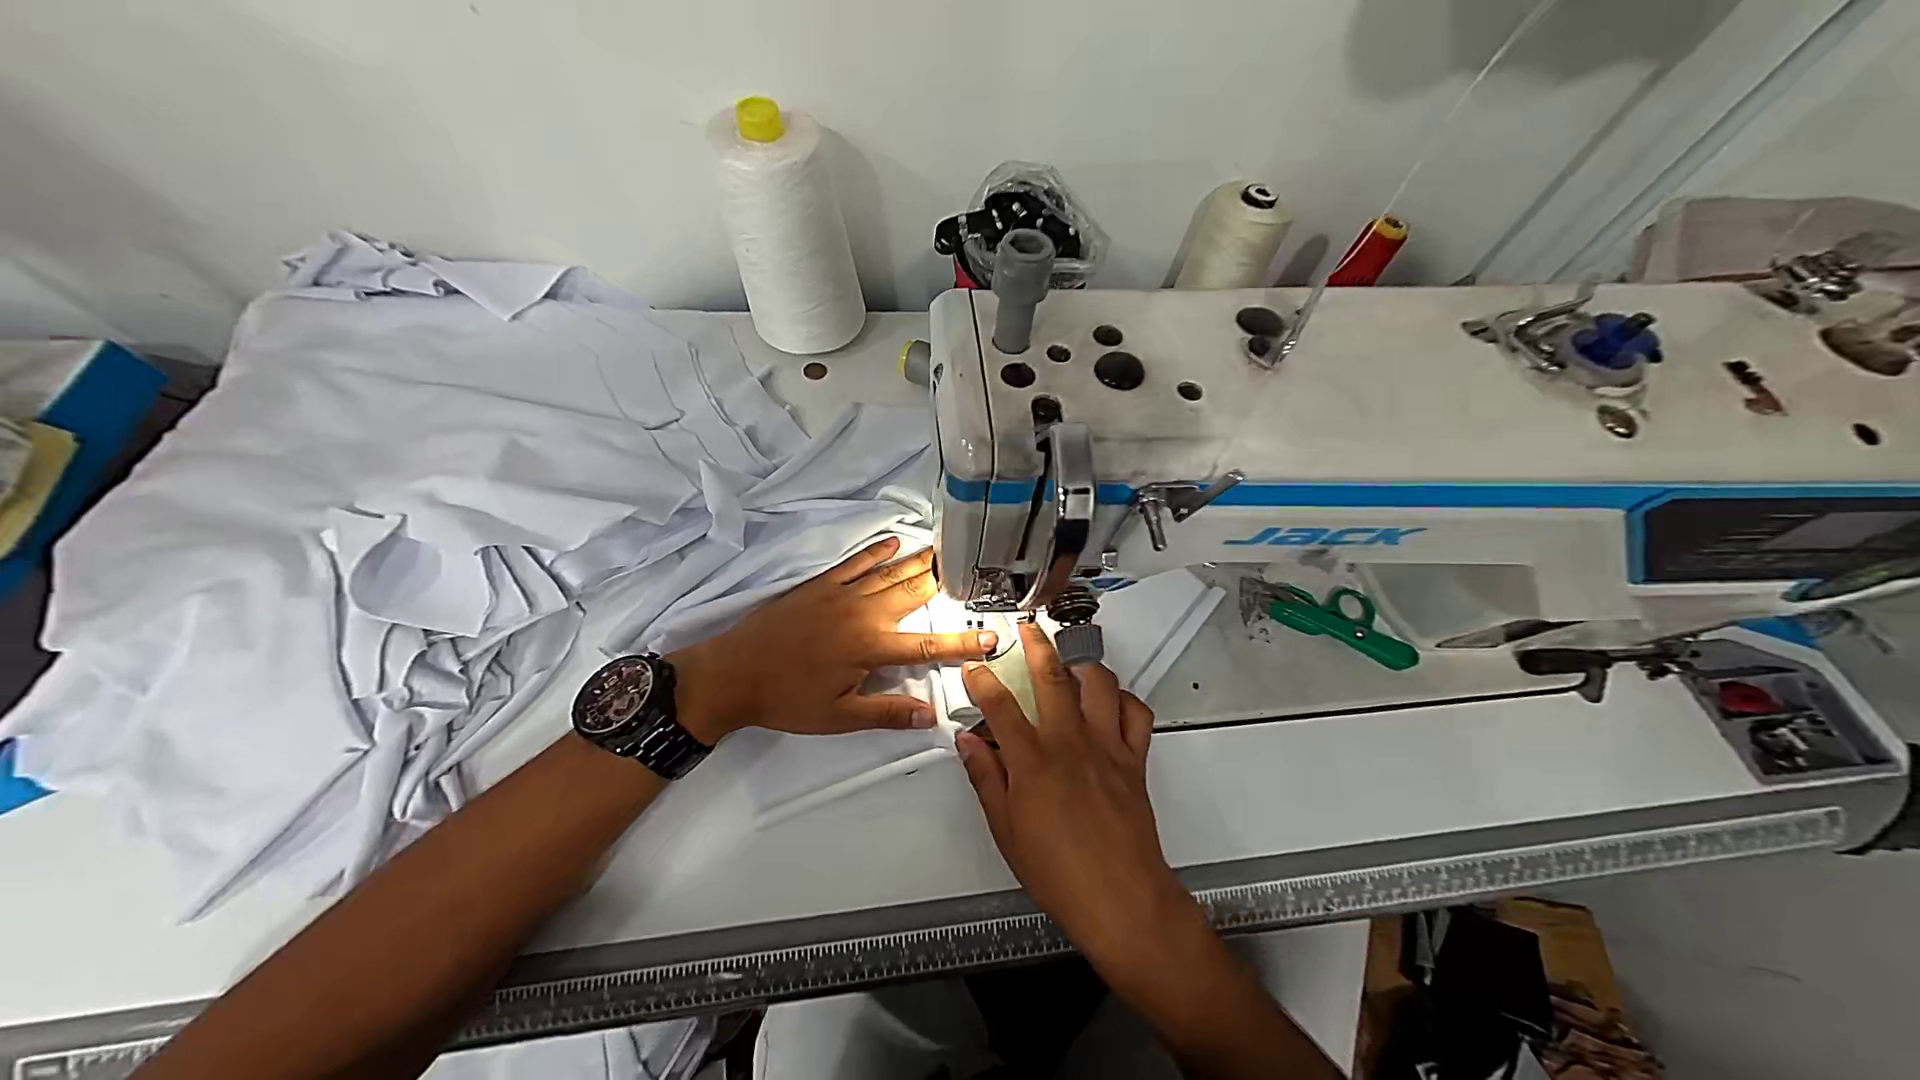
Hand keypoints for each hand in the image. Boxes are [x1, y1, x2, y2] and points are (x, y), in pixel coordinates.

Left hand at [669, 536, 995, 743]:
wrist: (733, 673)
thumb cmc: (786, 699)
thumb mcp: (837, 717)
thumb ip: (886, 714)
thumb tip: (930, 716)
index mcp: (870, 647)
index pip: (928, 644)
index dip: (963, 643)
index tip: (991, 638)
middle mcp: (862, 613)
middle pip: (914, 594)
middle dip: (947, 584)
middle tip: (973, 573)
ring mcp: (840, 594)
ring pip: (890, 573)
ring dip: (920, 562)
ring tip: (946, 553)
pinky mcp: (819, 585)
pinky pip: (855, 562)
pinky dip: (876, 551)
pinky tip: (893, 542)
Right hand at [955, 622, 1196, 969]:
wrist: (1121, 898)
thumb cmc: (1065, 873)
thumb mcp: (1006, 828)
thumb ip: (986, 778)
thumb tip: (969, 746)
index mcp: (1034, 761)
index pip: (999, 705)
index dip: (982, 682)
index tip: (975, 672)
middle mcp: (1071, 744)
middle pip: (1051, 676)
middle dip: (1036, 645)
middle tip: (1028, 631)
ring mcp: (1106, 747)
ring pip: (1098, 683)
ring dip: (1082, 663)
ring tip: (1070, 658)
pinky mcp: (1133, 759)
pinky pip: (1135, 713)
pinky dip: (1124, 698)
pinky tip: (1112, 698)